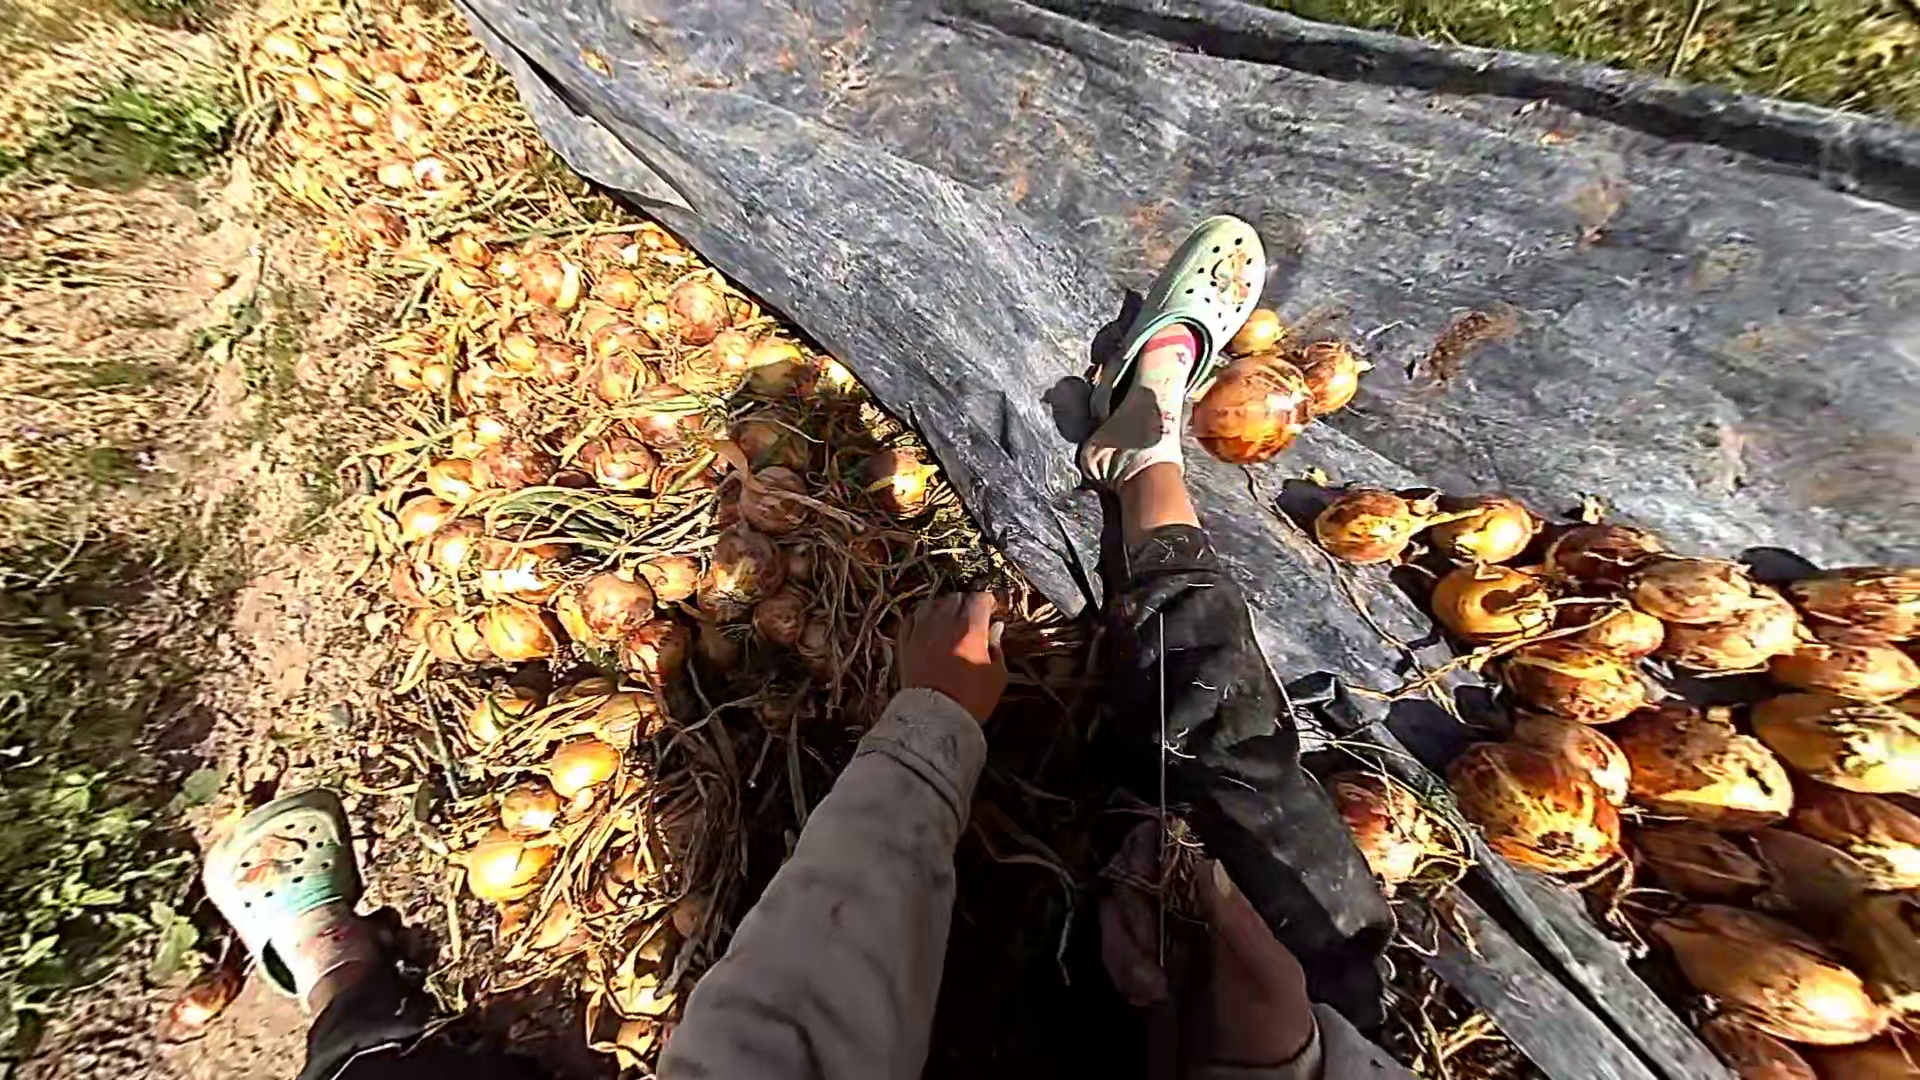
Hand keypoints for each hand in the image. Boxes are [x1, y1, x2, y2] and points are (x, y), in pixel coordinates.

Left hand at [898, 592, 1005, 721]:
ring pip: (931, 604)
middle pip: (955, 598)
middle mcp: (944, 624)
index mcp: (971, 629)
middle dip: (966, 603)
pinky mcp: (905, 643)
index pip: (980, 599)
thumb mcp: (996, 675)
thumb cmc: (971, 700)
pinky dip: (921, 618)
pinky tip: (927, 625)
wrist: (935, 720)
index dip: (988, 601)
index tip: (991, 608)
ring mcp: (921, 632)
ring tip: (948, 617)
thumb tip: (996, 628)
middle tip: (972, 614)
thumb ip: (996, 647)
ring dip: (942, 607)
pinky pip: (911, 619)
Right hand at [1099, 821, 1314, 1066]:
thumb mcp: (1272, 975)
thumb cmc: (1272, 1022)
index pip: (1165, 844)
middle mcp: (1175, 903)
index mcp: (1209, 894)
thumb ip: (1240, 921)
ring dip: (1124, 948)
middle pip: (1128, 872)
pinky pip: (1107, 947)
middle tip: (1150, 947)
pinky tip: (1145, 998)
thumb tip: (1208, 863)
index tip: (1145, 877)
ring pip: (1112, 909)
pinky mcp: (1133, 962)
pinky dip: (1120, 971)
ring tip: (1154, 989)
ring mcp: (1152, 932)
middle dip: (1131, 910)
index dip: (1145, 850)